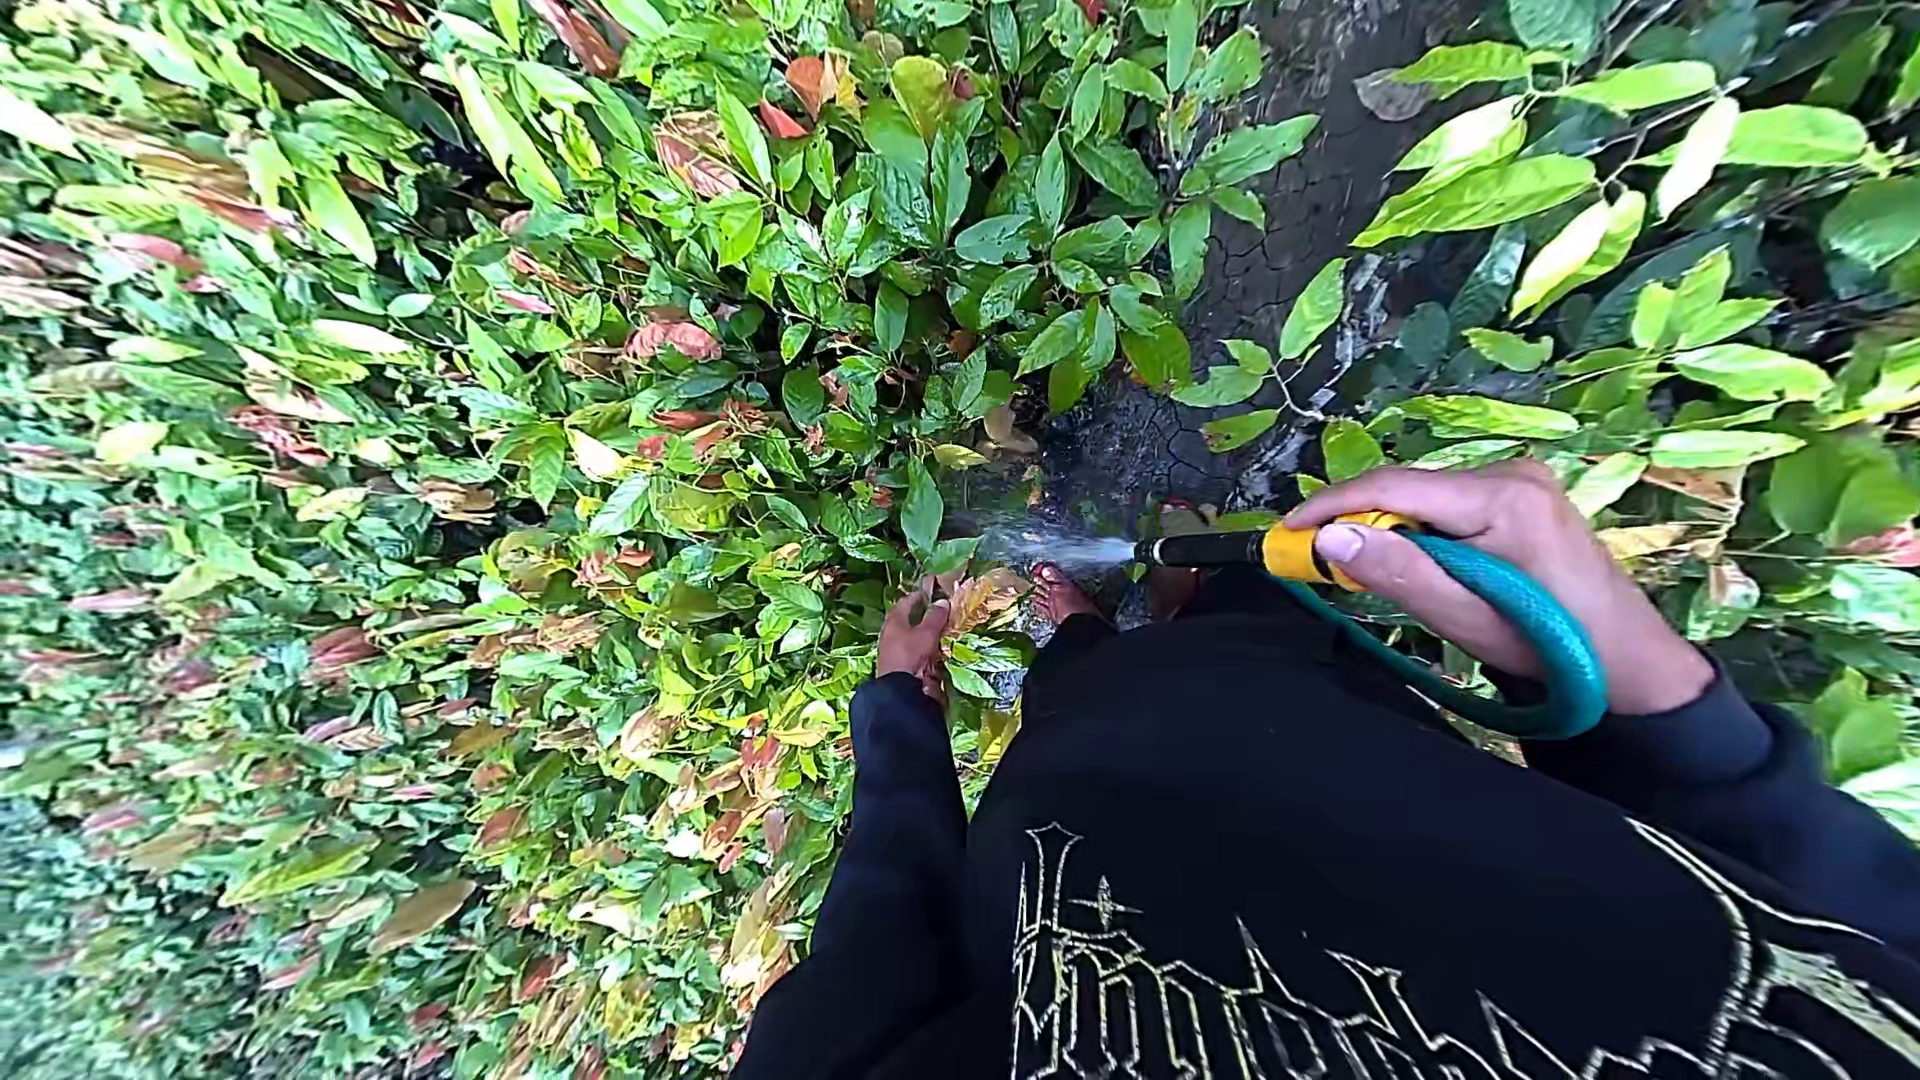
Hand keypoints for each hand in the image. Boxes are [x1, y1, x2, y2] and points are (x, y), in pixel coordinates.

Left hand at [878, 577, 950, 702]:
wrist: (898, 688)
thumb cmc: (911, 654)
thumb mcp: (927, 633)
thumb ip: (935, 617)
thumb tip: (942, 602)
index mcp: (894, 621)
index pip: (905, 602)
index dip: (917, 596)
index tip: (928, 593)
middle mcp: (888, 632)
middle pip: (903, 618)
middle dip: (916, 613)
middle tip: (931, 610)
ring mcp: (889, 648)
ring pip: (904, 633)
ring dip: (916, 630)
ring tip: (932, 629)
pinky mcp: (894, 662)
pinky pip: (906, 647)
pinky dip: (916, 644)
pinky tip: (926, 648)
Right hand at [1286, 459, 1713, 714]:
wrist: (1627, 660)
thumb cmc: (1547, 644)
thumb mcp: (1461, 616)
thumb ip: (1396, 572)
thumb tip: (1328, 535)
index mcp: (1502, 498)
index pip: (1392, 487)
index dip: (1331, 504)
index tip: (1288, 529)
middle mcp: (1508, 473)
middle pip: (1402, 487)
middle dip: (1351, 517)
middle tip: (1314, 554)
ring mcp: (1514, 479)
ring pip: (1414, 494)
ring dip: (1377, 524)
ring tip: (1357, 561)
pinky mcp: (1512, 492)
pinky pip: (1434, 502)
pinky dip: (1405, 526)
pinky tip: (1404, 555)